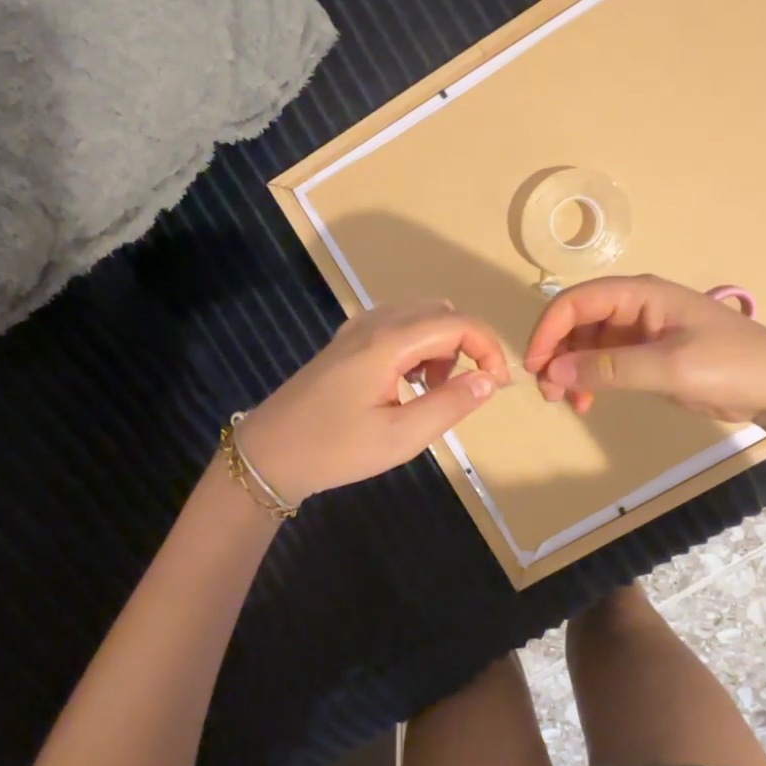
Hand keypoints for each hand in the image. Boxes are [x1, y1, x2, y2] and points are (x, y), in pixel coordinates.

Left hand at [236, 302, 511, 502]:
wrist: (269, 453)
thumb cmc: (335, 449)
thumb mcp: (400, 437)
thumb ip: (449, 405)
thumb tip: (489, 379)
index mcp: (388, 341)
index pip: (457, 322)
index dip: (488, 348)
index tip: (497, 385)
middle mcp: (374, 323)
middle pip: (440, 312)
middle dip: (465, 345)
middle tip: (462, 391)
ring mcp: (356, 330)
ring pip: (419, 317)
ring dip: (440, 347)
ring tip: (432, 393)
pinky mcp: (346, 343)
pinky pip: (396, 328)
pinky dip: (417, 347)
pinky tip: (406, 385)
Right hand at [523, 275, 765, 421]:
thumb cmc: (731, 366)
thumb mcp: (670, 368)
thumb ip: (611, 369)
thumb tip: (555, 372)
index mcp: (641, 294)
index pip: (577, 301)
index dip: (549, 330)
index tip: (535, 367)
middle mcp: (635, 307)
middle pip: (576, 321)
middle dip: (555, 353)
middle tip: (548, 393)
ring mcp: (640, 331)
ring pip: (585, 344)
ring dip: (569, 370)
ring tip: (567, 404)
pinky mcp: (646, 356)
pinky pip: (603, 362)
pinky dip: (588, 381)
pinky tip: (587, 404)